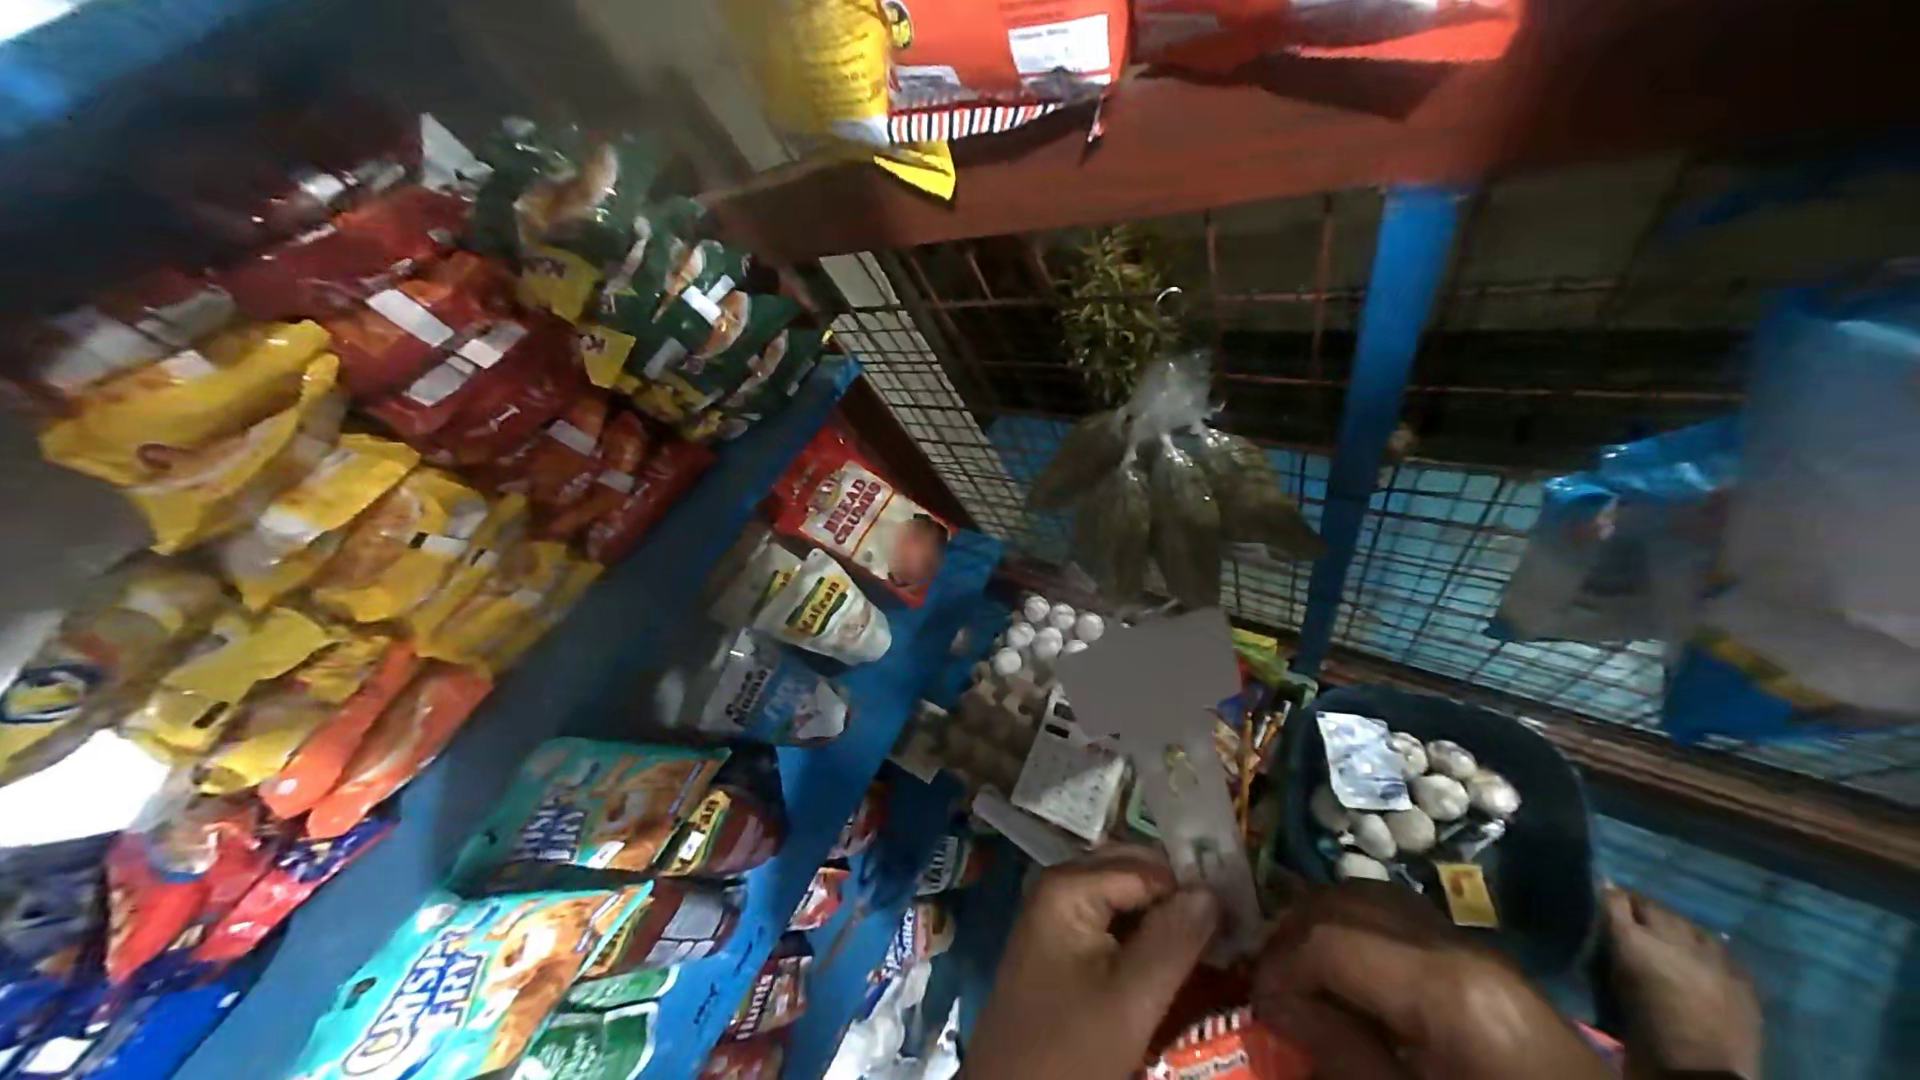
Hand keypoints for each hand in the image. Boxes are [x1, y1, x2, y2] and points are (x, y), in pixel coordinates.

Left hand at [962, 848, 1219, 1079]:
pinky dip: (1143, 932)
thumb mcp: (1130, 999)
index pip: (1147, 868)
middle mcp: (1060, 884)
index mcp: (1069, 884)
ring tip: (1212, 940)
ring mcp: (1058, 912)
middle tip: (1228, 927)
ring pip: (1124, 895)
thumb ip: (1173, 939)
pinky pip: (1112, 920)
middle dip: (1177, 894)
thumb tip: (1212, 890)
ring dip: (1163, 914)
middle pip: (1133, 872)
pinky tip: (1173, 956)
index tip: (1237, 917)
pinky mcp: (1062, 941)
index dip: (1191, 888)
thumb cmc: (1068, 1049)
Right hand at [1253, 882, 1610, 1079]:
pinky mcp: (1480, 953)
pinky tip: (1347, 963)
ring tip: (1300, 967)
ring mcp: (1472, 942)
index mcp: (1445, 991)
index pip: (1329, 942)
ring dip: (1320, 922)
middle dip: (1292, 937)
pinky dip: (1356, 923)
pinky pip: (1398, 911)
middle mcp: (1455, 946)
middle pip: (1342, 905)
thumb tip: (1275, 1004)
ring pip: (1366, 894)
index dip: (1279, 967)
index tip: (1258, 1003)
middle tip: (1270, 982)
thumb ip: (1343, 1053)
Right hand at [1604, 886, 1761, 1079]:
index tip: (1600, 898)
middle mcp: (1672, 940)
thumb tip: (1602, 913)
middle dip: (1640, 908)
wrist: (1698, 1071)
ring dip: (1674, 926)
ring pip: (1689, 924)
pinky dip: (1706, 948)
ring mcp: (1712, 959)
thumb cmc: (1640, 1024)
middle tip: (1630, 918)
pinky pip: (1720, 950)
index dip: (1607, 894)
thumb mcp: (1612, 978)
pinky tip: (1699, 956)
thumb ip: (1609, 941)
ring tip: (1667, 935)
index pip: (1615, 897)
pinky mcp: (1741, 980)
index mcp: (1633, 939)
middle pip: (1653, 906)